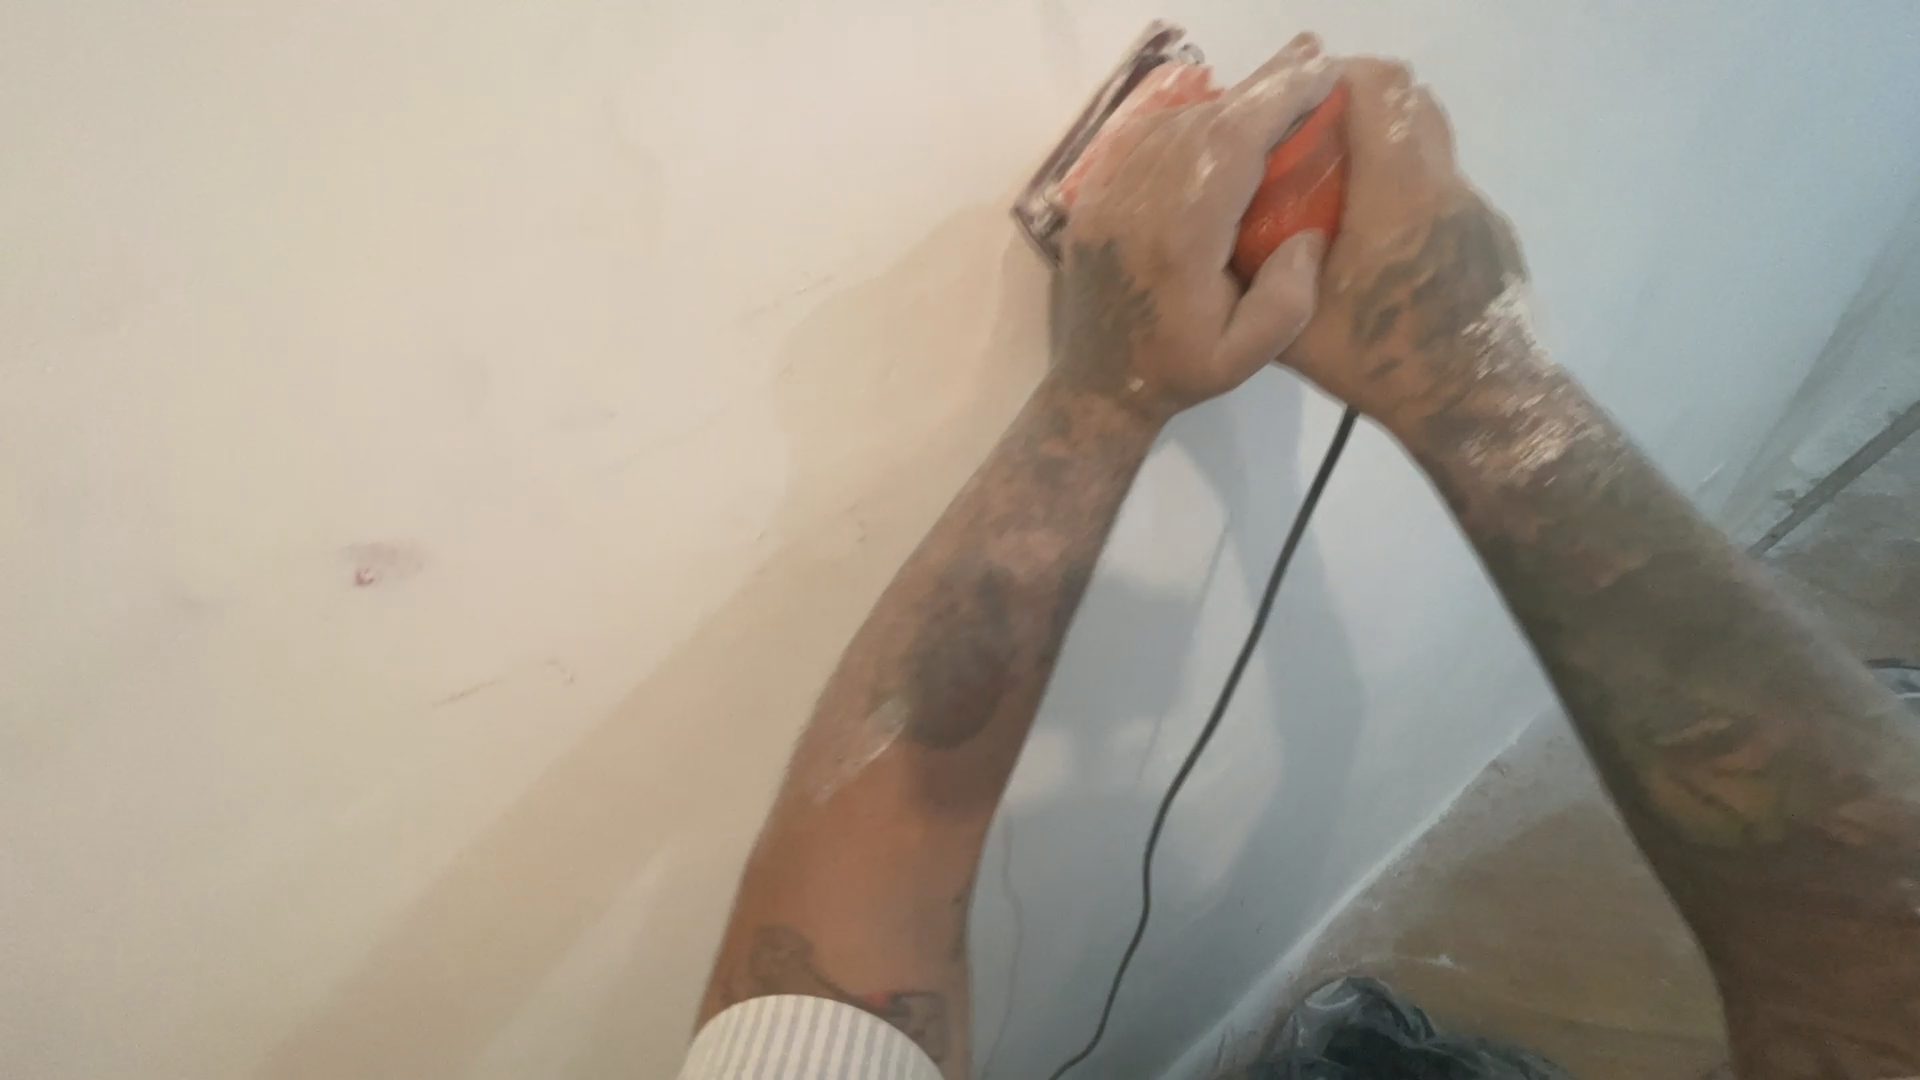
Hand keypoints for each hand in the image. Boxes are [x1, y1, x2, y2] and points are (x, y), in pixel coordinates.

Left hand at [1054, 34, 1338, 417]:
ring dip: (1219, 104)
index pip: (1233, 142)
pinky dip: (1176, 123)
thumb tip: (1310, 233)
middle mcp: (1136, 209)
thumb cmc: (1176, 372)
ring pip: (1167, 126)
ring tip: (1263, 95)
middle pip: (1202, 122)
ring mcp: (1104, 204)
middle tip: (1306, 60)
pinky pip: (1134, 144)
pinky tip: (1205, 124)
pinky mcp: (1088, 207)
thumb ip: (1287, 301)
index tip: (1322, 71)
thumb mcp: (1243, 359)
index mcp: (1179, 241)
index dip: (1279, 96)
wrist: (1098, 387)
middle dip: (1259, 88)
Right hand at [1279, 59, 1530, 427]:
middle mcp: (1443, 186)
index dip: (1341, 75)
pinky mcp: (1486, 235)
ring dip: (1385, 150)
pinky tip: (1377, 248)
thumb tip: (1235, 248)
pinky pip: (1441, 189)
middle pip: (1412, 102)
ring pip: (1430, 145)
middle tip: (1312, 145)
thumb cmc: (1376, 361)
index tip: (1301, 98)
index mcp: (1396, 195)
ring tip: (1339, 197)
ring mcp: (1473, 209)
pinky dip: (1405, 193)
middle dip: (1359, 106)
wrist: (1470, 398)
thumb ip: (1266, 281)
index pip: (1383, 89)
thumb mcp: (1295, 328)